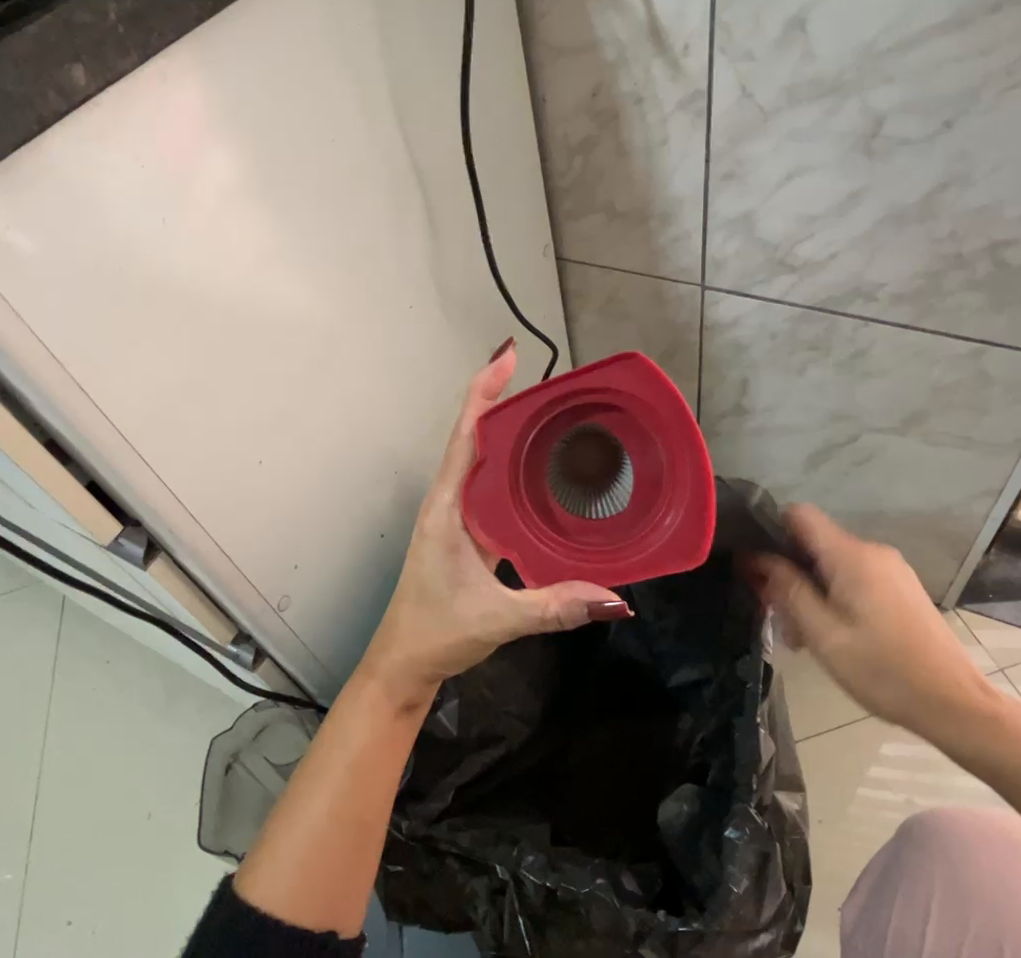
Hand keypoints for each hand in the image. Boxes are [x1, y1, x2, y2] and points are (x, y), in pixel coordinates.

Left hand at [355, 341, 628, 709]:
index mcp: (447, 508)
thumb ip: (555, 607)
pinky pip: (492, 492)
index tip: (508, 356)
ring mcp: (457, 520)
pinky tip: (543, 476)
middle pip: (476, 439)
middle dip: (506, 405)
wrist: (404, 663)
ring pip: (485, 465)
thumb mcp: (498, 619)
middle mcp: (450, 504)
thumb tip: (616, 598)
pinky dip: (514, 474)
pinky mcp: (467, 537)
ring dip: (510, 437)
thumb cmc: (436, 632)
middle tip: (551, 386)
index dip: (484, 392)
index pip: (466, 436)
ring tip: (551, 417)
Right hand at [745, 504, 995, 733]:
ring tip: (803, 638)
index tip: (754, 568)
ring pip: (832, 566)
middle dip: (788, 574)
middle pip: (813, 544)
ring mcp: (890, 570)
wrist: (954, 703)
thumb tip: (756, 558)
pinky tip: (830, 636)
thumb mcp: (823, 634)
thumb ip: (788, 590)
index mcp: (852, 556)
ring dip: (809, 593)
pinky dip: (833, 599)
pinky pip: (854, 580)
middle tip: (776, 617)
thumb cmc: (883, 670)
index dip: (769, 531)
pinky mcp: (900, 589)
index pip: (798, 515)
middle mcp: (872, 552)